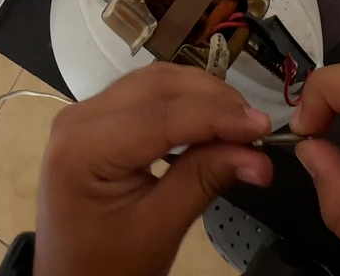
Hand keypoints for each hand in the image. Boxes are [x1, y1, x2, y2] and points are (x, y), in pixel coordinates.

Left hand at [35, 62, 274, 275]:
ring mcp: (84, 111)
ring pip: (154, 81)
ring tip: (239, 122)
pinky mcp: (96, 115)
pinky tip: (209, 117)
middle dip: (212, 99)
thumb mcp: (158, 231)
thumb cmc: (108, 267)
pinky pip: (145, 92)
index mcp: (83, 147)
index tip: (261, 125)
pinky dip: (182, 99)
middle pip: (157, 86)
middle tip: (255, 125)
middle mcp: (78, 116)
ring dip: (200, 93)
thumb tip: (258, 157)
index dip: (216, 115)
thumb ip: (205, 181)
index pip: (160, 115)